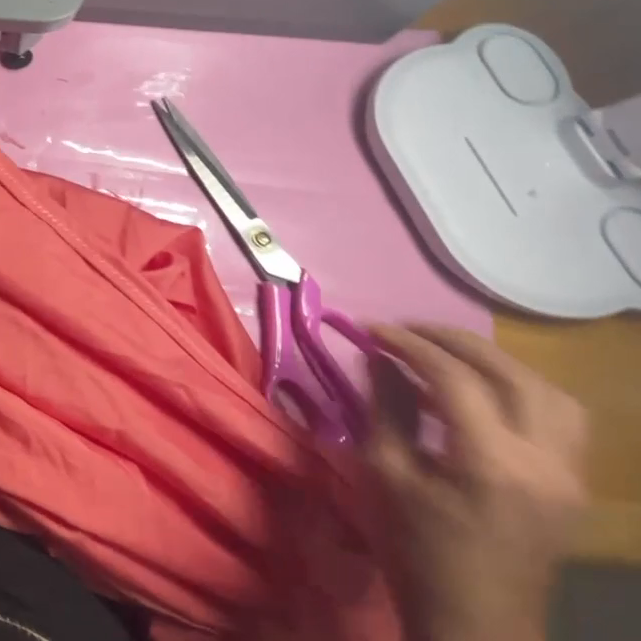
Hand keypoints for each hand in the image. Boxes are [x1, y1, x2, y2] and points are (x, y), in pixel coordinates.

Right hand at [364, 325, 587, 640]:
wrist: (474, 614)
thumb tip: (380, 359)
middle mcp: (544, 461)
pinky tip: (482, 391)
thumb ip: (386, 409)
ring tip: (447, 353)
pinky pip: (560, 418)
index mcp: (490, 461)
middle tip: (406, 330)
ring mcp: (570, 474)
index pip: (454, 378)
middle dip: (454, 342)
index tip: (368, 329)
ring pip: (549, 393)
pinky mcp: (573, 483)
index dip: (408, 345)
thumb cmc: (413, 545)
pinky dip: (521, 390)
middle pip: (511, 376)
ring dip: (496, 363)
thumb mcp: (384, 473)